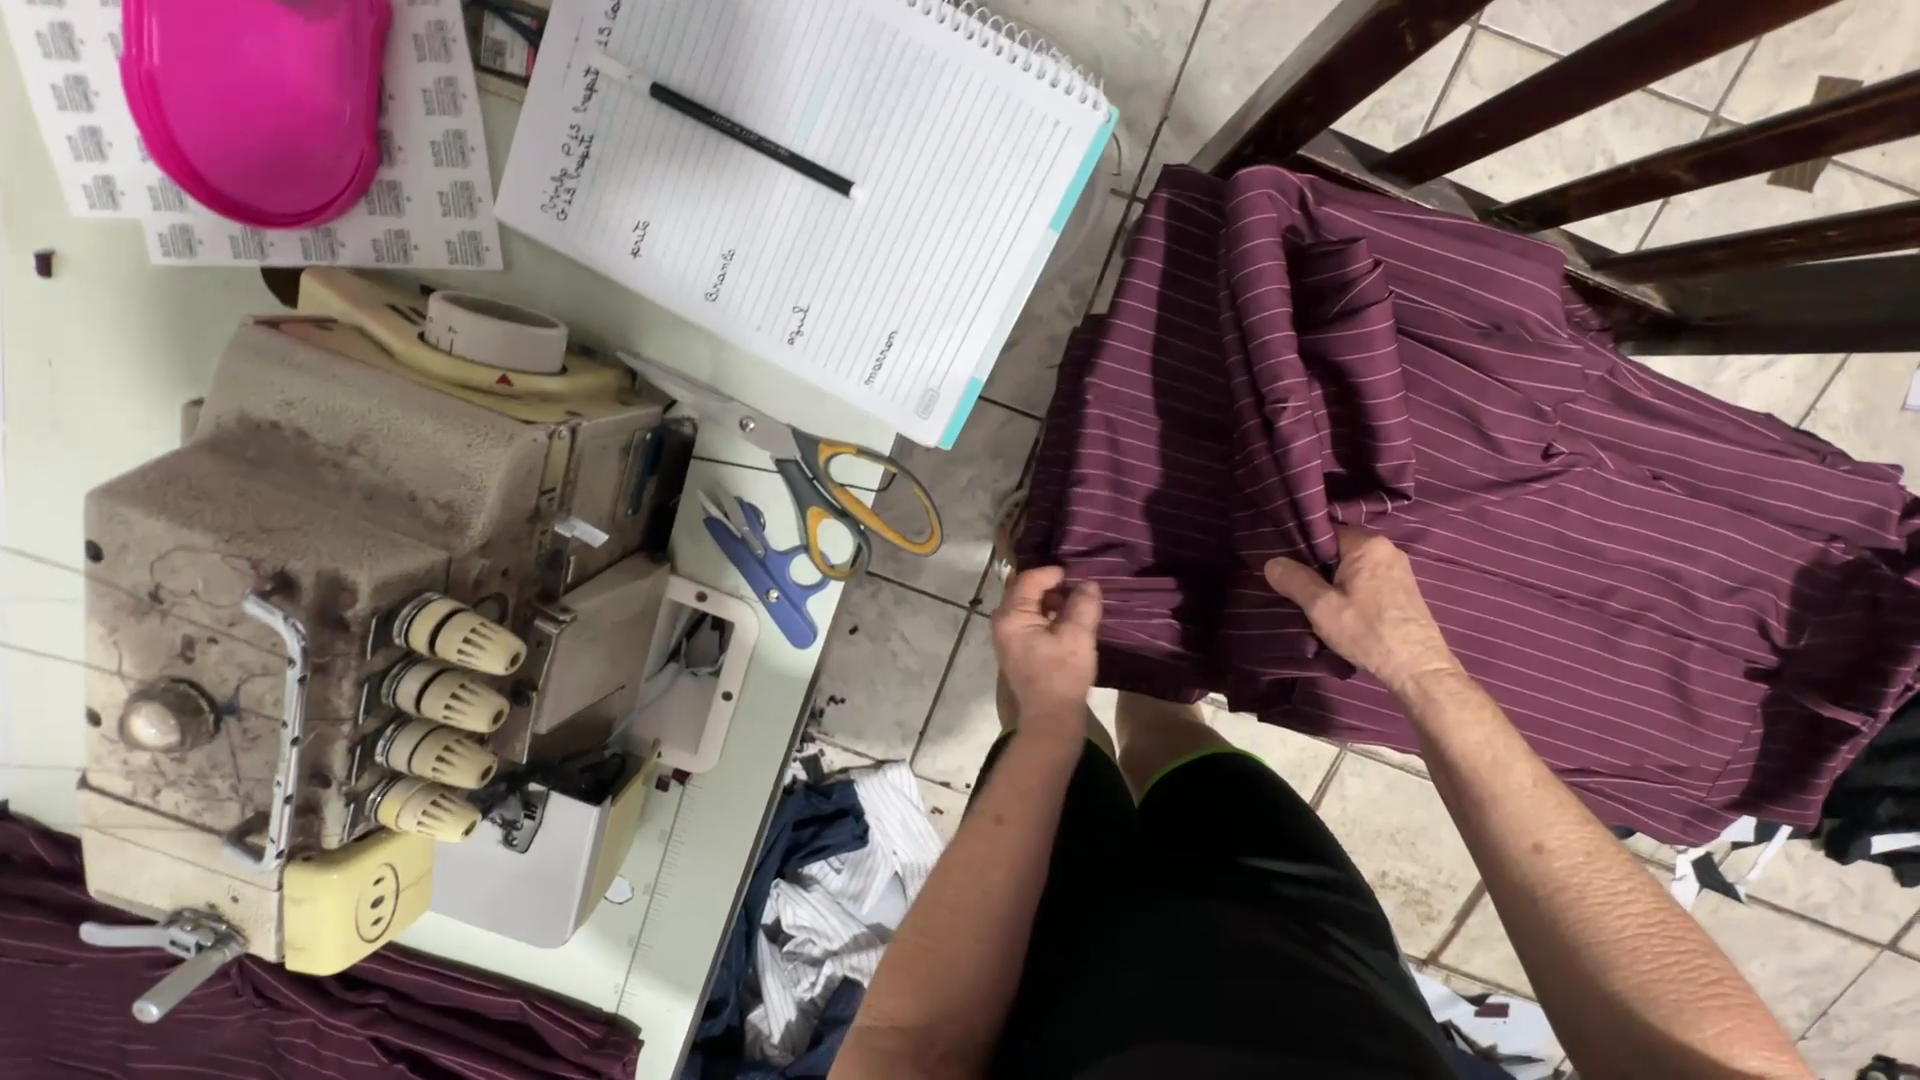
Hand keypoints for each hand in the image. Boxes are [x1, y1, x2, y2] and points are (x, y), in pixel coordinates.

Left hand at [992, 566, 1100, 738]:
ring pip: (1027, 606)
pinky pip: (1029, 621)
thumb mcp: (1078, 636)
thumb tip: (1088, 584)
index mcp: (1011, 616)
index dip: (1053, 573)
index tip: (1077, 576)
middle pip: (1025, 590)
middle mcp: (1002, 623)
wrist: (1051, 718)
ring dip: (1050, 602)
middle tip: (1077, 588)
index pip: (1029, 579)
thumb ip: (1083, 604)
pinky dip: (1046, 616)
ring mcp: (1006, 637)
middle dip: (1051, 586)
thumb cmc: (1062, 675)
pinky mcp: (1016, 649)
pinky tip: (1067, 622)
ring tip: (1076, 605)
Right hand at [1263, 528, 1463, 697]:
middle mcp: (1386, 549)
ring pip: (1351, 567)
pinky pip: (1366, 580)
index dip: (1301, 548)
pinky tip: (1340, 611)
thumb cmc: (1367, 631)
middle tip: (1294, 587)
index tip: (1284, 566)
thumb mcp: (1321, 607)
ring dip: (1332, 582)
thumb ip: (1294, 580)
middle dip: (1316, 567)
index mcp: (1367, 544)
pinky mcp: (1403, 590)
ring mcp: (1398, 570)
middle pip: (1338, 550)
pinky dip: (1349, 590)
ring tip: (1314, 602)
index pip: (1324, 531)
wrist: (1418, 667)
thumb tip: (1272, 562)